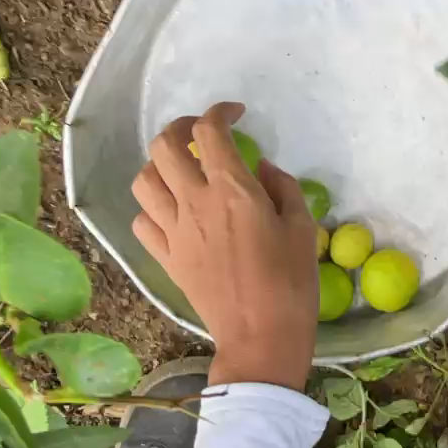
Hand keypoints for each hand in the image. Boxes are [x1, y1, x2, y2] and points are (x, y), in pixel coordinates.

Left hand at [131, 102, 317, 389]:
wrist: (261, 335)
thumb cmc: (292, 281)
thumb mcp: (304, 228)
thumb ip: (283, 188)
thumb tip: (262, 169)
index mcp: (233, 191)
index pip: (210, 132)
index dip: (219, 112)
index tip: (235, 113)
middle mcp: (195, 202)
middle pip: (165, 146)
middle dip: (181, 127)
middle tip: (202, 133)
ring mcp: (174, 231)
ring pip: (144, 179)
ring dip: (160, 165)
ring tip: (183, 170)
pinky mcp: (165, 257)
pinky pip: (143, 219)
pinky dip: (154, 206)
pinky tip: (174, 211)